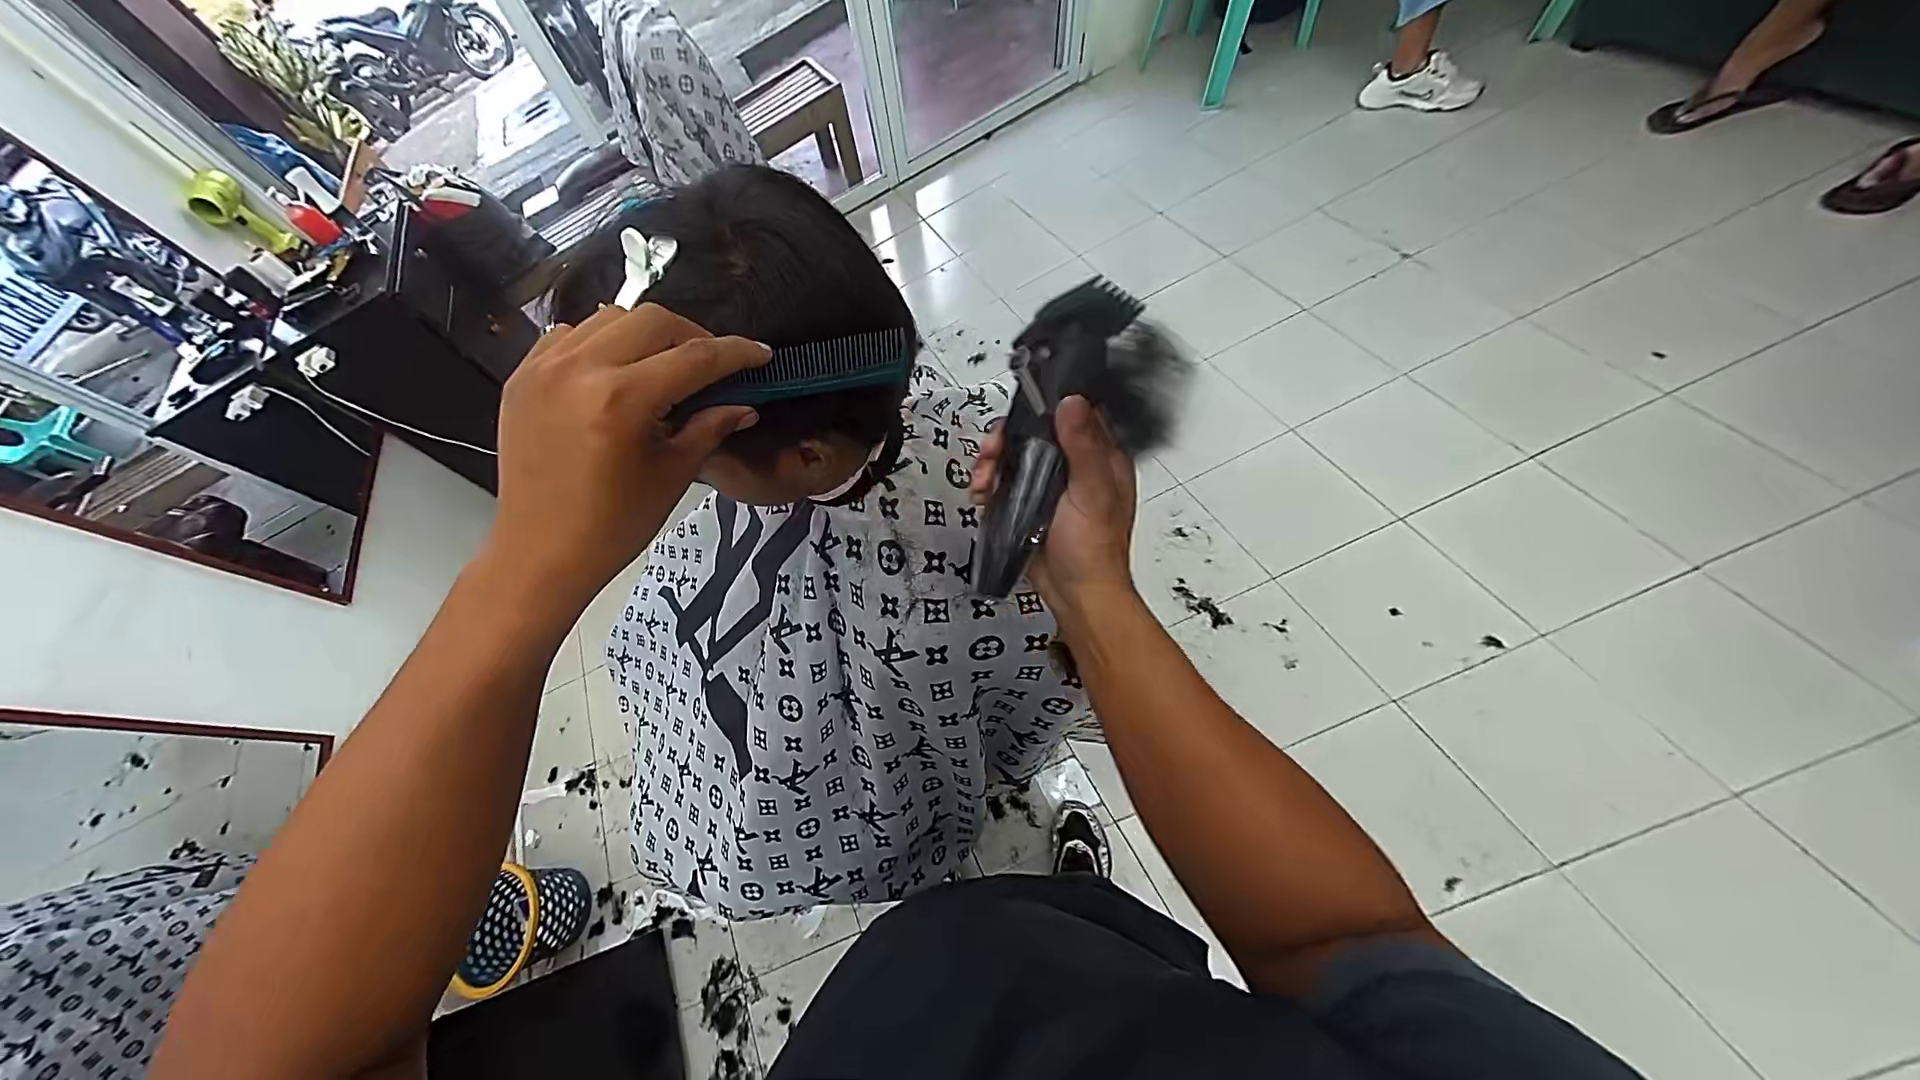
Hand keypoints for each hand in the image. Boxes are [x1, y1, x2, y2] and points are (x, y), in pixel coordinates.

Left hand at [485, 303, 766, 604]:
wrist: (541, 551)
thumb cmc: (611, 525)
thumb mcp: (674, 474)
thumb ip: (710, 428)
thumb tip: (742, 406)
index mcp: (621, 400)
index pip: (694, 357)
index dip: (736, 352)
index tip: (759, 354)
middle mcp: (578, 371)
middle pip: (653, 321)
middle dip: (694, 336)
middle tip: (715, 364)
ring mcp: (544, 369)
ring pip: (611, 318)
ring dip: (649, 334)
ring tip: (667, 366)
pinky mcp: (524, 377)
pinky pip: (571, 335)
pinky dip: (604, 342)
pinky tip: (621, 371)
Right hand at [970, 395, 1137, 621]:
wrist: (1075, 593)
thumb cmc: (1094, 551)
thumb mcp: (1092, 492)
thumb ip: (1083, 446)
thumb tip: (1073, 404)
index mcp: (1099, 458)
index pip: (1072, 414)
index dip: (1045, 408)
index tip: (1022, 413)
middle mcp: (1073, 467)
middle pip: (1034, 433)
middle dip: (1008, 438)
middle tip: (994, 450)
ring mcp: (1049, 485)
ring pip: (1015, 456)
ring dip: (994, 461)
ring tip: (986, 477)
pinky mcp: (1027, 503)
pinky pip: (1003, 483)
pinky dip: (989, 484)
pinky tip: (984, 492)